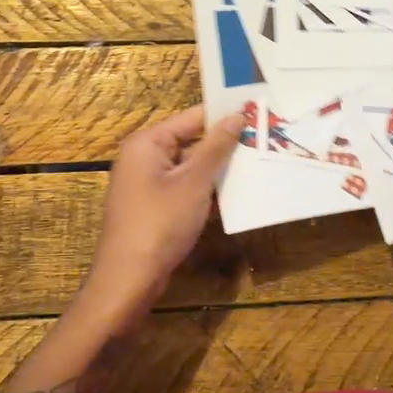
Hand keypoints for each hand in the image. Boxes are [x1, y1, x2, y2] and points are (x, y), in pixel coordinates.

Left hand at [82, 106, 245, 317]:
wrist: (129, 280)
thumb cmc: (160, 223)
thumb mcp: (194, 182)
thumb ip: (216, 147)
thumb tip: (236, 115)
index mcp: (147, 143)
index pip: (192, 117)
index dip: (224, 115)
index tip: (257, 113)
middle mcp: (143, 157)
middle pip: (191, 141)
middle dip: (224, 144)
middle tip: (263, 140)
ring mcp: (147, 184)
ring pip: (190, 167)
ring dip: (218, 170)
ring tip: (257, 165)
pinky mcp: (153, 207)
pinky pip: (184, 188)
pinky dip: (206, 190)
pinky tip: (236, 196)